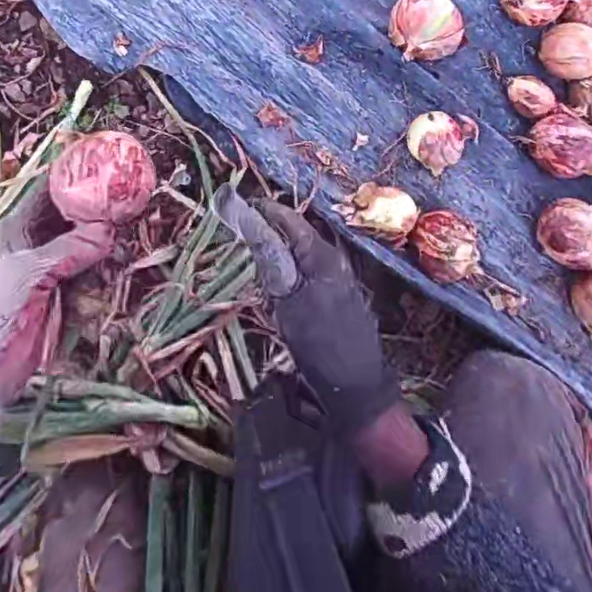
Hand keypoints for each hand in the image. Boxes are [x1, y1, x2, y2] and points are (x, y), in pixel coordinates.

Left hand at [0, 185, 114, 466]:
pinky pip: (83, 272)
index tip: (103, 167)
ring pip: (79, 244)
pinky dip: (100, 267)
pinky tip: (117, 260)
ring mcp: (42, 271)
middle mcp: (27, 245)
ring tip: (128, 228)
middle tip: (126, 200)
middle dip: (94, 209)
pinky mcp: (55, 296)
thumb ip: (69, 249)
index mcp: (10, 230)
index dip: (72, 178)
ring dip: (101, 239)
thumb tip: (109, 230)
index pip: (45, 193)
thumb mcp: (27, 273)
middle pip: (67, 218)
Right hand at [224, 197, 401, 435]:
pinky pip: (307, 270)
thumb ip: (271, 258)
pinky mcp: (337, 294)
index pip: (289, 219)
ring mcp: (337, 277)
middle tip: (238, 233)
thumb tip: (252, 221)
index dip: (262, 210)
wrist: (356, 385)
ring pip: (300, 253)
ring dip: (277, 252)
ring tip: (252, 258)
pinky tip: (276, 285)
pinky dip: (288, 269)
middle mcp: (334, 259)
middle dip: (268, 230)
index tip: (235, 207)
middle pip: (295, 234)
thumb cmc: (319, 343)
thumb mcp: (287, 299)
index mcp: (322, 255)